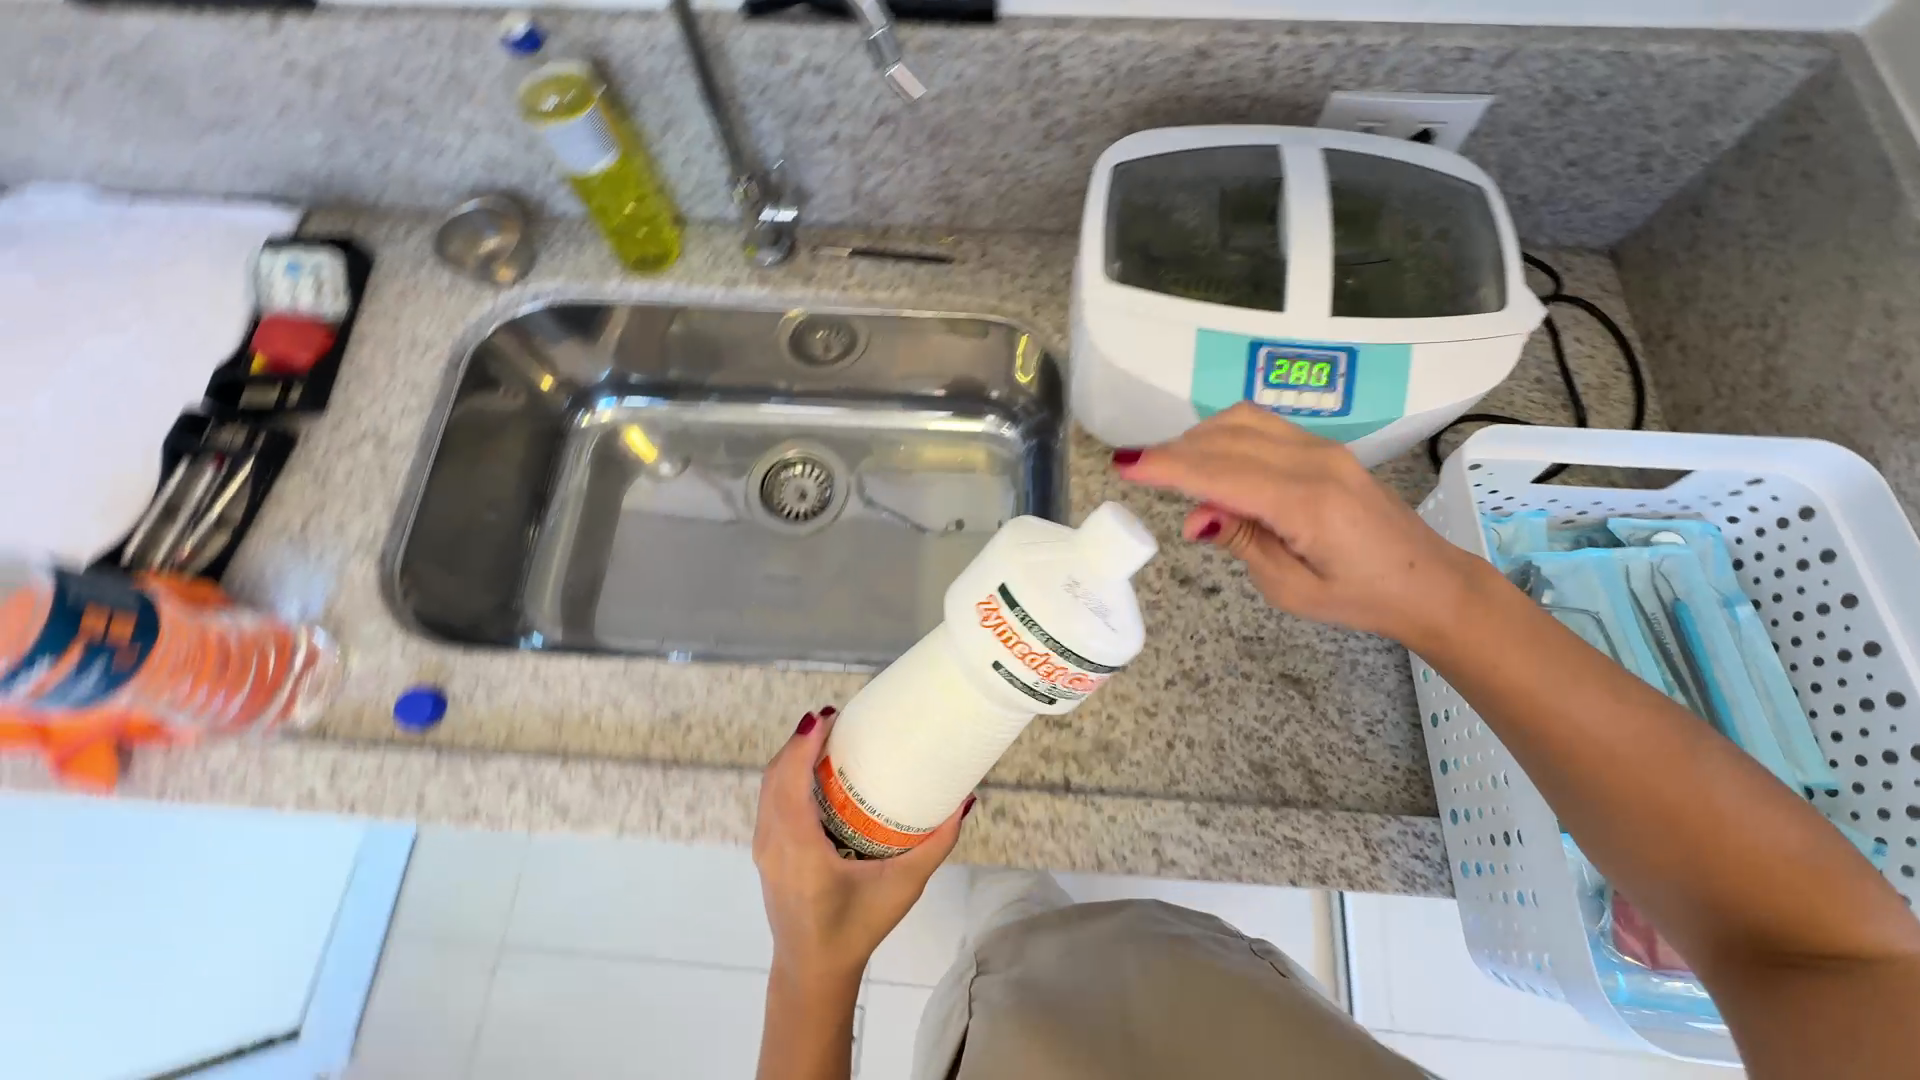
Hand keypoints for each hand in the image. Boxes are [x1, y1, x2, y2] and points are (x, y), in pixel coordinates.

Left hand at [752, 706, 971, 986]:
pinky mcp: (766, 852)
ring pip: (768, 787)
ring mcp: (764, 848)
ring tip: (825, 735)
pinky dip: (786, 775)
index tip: (827, 716)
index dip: (803, 745)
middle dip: (800, 741)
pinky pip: (769, 801)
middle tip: (836, 717)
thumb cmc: (857, 928)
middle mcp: (774, 844)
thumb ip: (935, 845)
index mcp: (800, 850)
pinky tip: (811, 769)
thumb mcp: (902, 887)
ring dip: (791, 755)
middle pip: (776, 777)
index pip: (790, 784)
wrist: (813, 970)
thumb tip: (964, 801)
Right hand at [1112, 403, 1490, 646]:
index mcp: (1306, 502)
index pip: (1220, 473)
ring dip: (1198, 438)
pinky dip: (1224, 436)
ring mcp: (1322, 448)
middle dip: (1175, 451)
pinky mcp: (1324, 448)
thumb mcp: (1290, 587)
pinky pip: (1262, 427)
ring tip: (1170, 467)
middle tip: (1137, 470)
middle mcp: (1314, 462)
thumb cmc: (1359, 597)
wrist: (1426, 581)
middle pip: (1226, 438)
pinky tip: (1208, 459)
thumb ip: (1242, 541)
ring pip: (1242, 421)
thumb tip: (1195, 515)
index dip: (1168, 466)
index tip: (1125, 464)